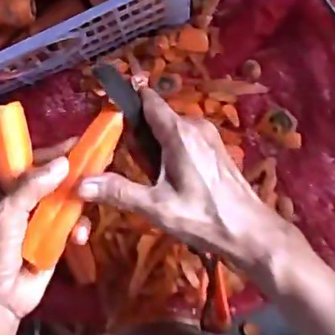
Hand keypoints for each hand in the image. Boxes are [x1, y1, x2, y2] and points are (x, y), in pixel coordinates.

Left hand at [0, 150, 85, 334]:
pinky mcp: (50, 243)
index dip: (51, 153)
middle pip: (49, 181)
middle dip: (70, 177)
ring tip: (89, 201)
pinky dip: (77, 228)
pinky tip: (81, 235)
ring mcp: (34, 222)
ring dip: (77, 204)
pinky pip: (69, 227)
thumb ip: (32, 187)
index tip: (77, 143)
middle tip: (96, 168)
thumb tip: (63, 162)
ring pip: (63, 203)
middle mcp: (17, 201)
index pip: (27, 162)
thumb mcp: (6, 214)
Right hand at [77, 89, 323, 291]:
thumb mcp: (157, 208)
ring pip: (171, 129)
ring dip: (155, 144)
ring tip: (147, 175)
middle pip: (156, 117)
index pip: (148, 100)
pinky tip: (170, 179)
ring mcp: (209, 136)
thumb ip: (119, 192)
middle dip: (138, 132)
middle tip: (125, 159)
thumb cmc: (205, 218)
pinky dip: (171, 150)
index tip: (106, 107)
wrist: (254, 235)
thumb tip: (80, 183)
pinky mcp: (217, 149)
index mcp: (178, 132)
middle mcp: (194, 126)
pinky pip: (185, 138)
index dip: (127, 99)